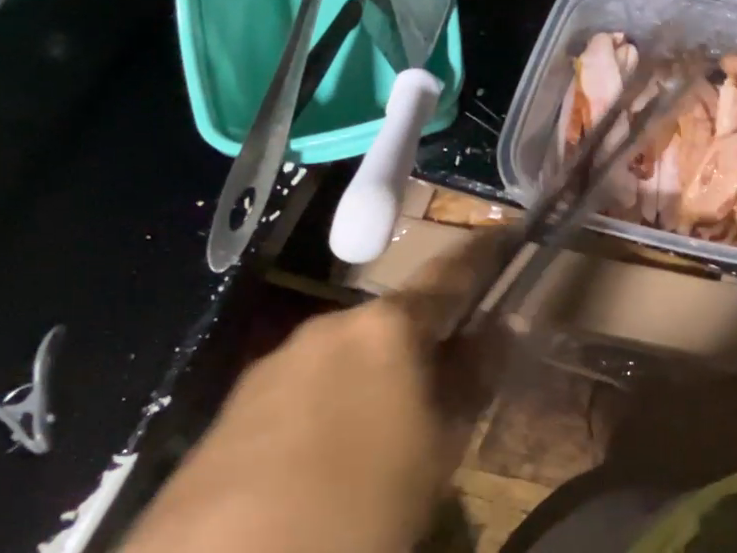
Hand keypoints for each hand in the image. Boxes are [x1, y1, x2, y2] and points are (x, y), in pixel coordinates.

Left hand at [122, 234, 504, 552]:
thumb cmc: (361, 504)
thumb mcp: (442, 448)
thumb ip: (474, 379)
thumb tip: (500, 330)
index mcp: (387, 327)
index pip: (450, 272)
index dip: (485, 252)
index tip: (509, 232)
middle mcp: (328, 329)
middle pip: (393, 319)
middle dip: (424, 336)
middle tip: (450, 371)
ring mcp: (271, 368)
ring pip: (344, 357)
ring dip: (374, 375)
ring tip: (389, 426)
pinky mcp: (227, 415)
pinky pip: (300, 393)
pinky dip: (328, 408)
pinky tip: (329, 458)